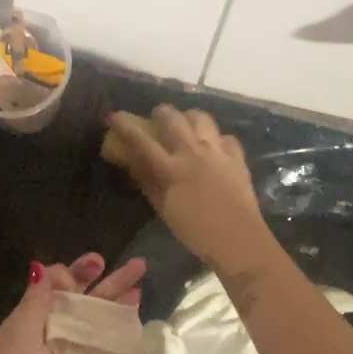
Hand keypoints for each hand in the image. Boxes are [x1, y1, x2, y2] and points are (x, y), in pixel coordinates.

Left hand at [0, 253, 145, 353]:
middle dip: (92, 274)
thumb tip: (41, 267)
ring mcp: (71, 342)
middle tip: (106, 261)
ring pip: (95, 311)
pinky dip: (120, 319)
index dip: (65, 275)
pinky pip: (105, 335)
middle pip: (76, 293)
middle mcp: (51, 324)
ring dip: (114, 291)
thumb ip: (35, 302)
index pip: (51, 284)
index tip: (72, 279)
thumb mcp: (21, 335)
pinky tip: (135, 303)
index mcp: (29, 315)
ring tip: (138, 270)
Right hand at [106, 105, 270, 271]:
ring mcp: (217, 152)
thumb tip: (135, 164)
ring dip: (188, 117)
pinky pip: (225, 137)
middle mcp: (193, 153)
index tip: (113, 116)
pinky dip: (216, 138)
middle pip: (173, 118)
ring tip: (185, 126)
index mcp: (171, 169)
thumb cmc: (195, 231)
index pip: (142, 140)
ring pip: (201, 118)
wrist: (238, 241)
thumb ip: (149, 182)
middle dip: (160, 113)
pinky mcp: (237, 158)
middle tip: (156, 119)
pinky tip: (213, 147)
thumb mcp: (164, 209)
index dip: (125, 125)